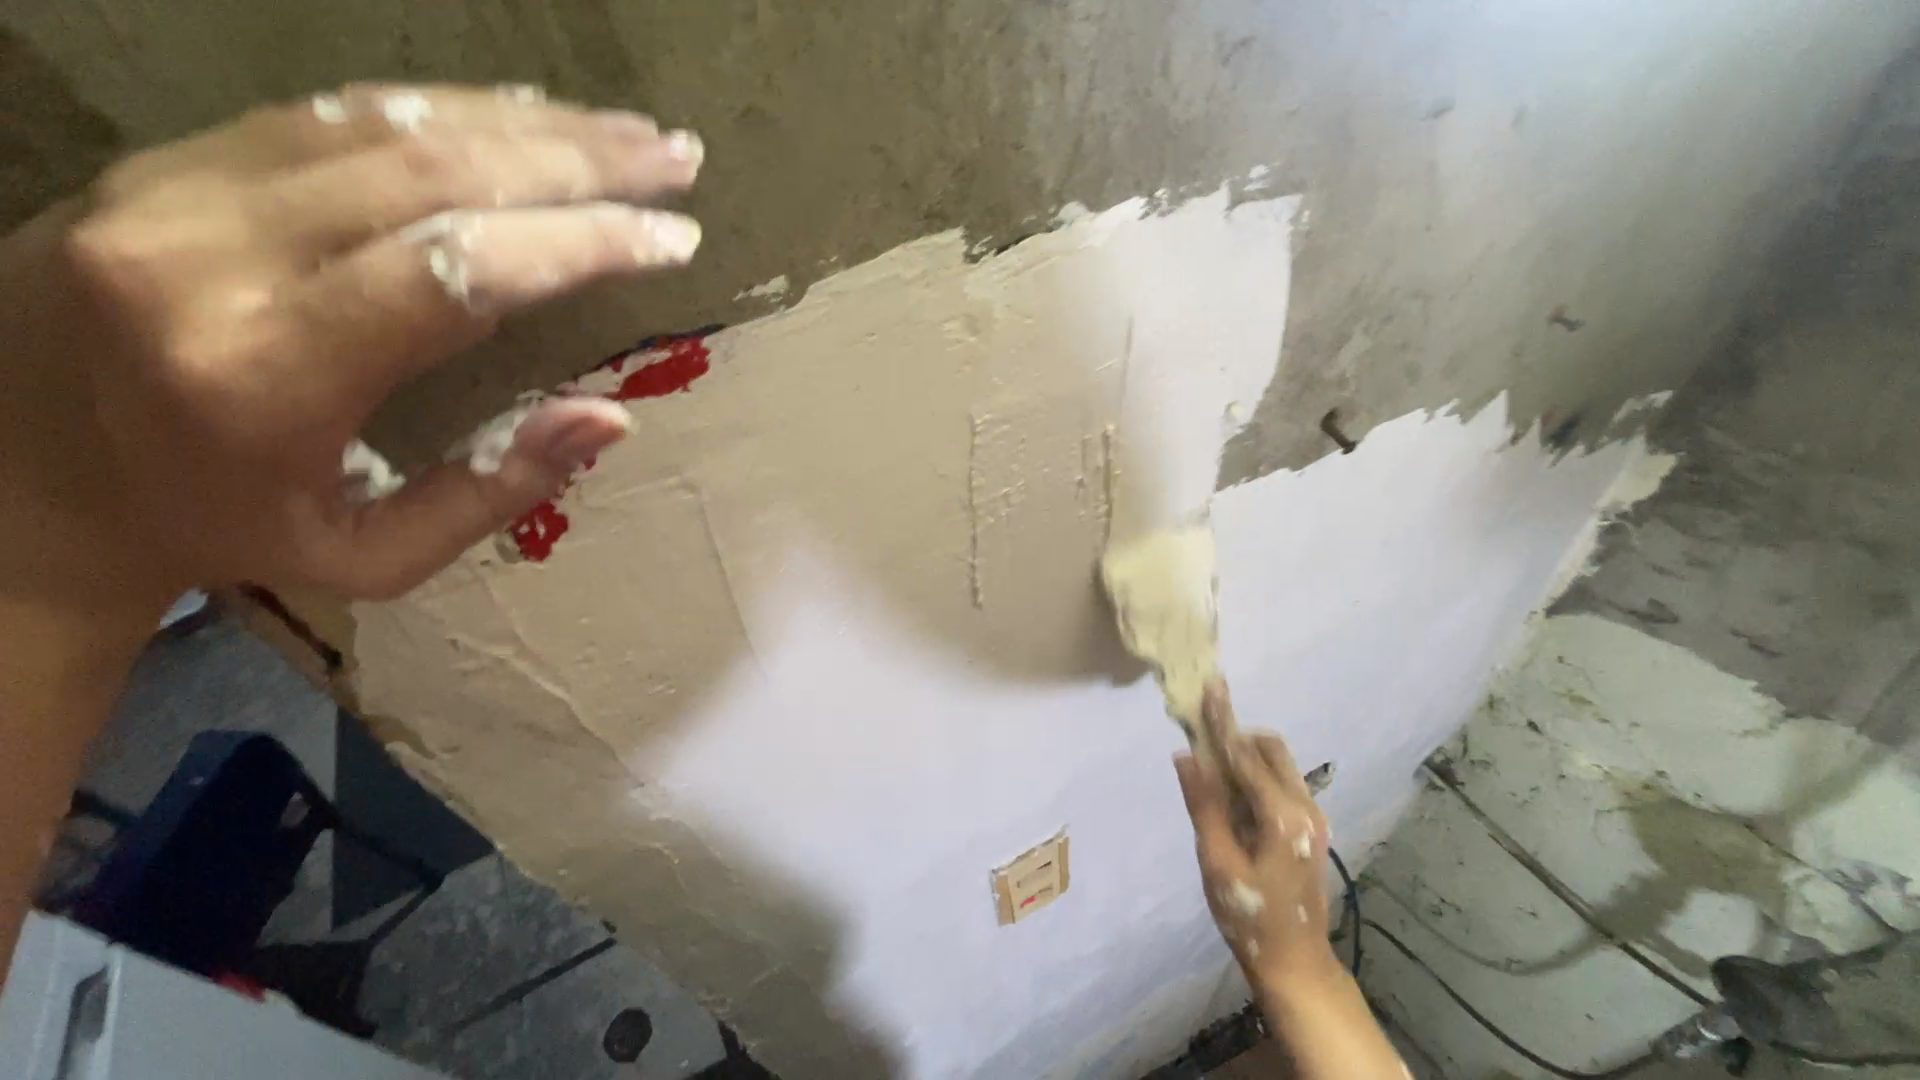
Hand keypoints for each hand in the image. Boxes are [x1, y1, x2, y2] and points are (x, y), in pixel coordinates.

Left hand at [0, 82, 701, 613]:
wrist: (11, 473)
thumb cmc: (222, 532)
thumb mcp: (374, 557)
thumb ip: (495, 488)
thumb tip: (614, 418)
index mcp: (263, 378)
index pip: (454, 270)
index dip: (579, 243)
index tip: (672, 239)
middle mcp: (208, 260)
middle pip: (432, 175)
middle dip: (578, 164)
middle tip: (676, 160)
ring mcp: (173, 191)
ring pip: (388, 124)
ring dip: (530, 124)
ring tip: (630, 134)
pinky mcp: (170, 159)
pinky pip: (335, 113)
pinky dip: (451, 110)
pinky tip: (528, 116)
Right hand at [1175, 696, 1336, 985]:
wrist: (1295, 962)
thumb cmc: (1249, 917)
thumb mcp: (1216, 862)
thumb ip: (1203, 805)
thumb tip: (1186, 755)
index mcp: (1282, 816)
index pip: (1244, 755)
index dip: (1222, 721)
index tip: (1210, 686)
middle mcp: (1306, 807)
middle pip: (1269, 749)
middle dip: (1235, 737)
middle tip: (1201, 744)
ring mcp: (1314, 817)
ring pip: (1277, 764)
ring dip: (1245, 759)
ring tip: (1213, 783)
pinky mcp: (1311, 828)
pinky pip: (1281, 784)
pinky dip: (1255, 778)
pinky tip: (1233, 804)